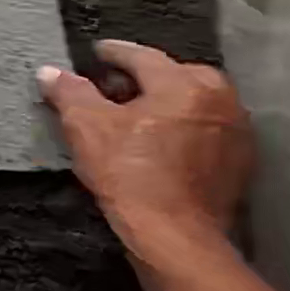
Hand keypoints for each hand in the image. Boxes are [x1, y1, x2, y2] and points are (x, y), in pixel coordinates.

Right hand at [38, 41, 255, 243]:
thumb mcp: (86, 126)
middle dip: (146, 76)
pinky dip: (183, 126)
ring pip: (195, 101)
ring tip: (135, 113)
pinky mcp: (239, 163)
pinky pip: (206, 128)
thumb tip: (50, 72)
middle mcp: (219, 100)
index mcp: (183, 85)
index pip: (142, 57)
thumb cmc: (129, 174)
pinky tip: (159, 141)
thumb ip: (69, 92)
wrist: (174, 238)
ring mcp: (235, 133)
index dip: (113, 53)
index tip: (96, 52)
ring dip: (167, 101)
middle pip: (176, 74)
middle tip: (114, 87)